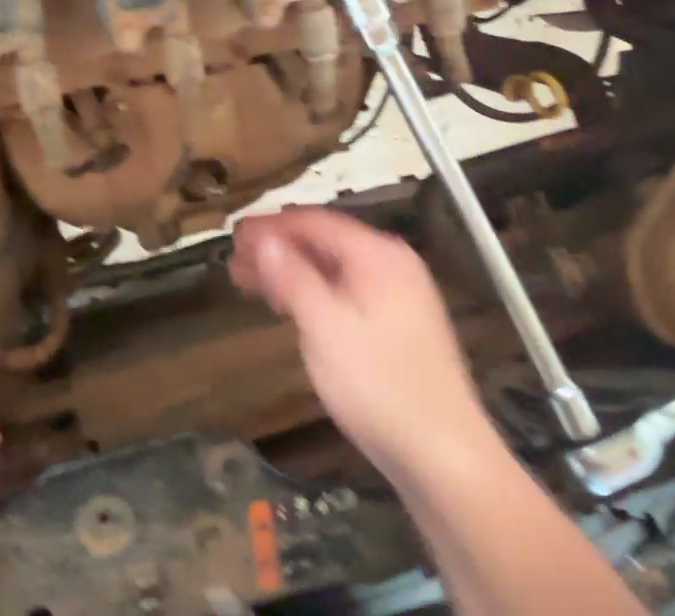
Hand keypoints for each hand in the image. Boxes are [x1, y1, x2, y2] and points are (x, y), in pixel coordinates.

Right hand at [231, 209, 489, 477]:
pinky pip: (345, 292)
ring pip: (333, 269)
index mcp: (378, 256)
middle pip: (325, 242)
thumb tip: (263, 238)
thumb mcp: (324, 327)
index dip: (270, 225)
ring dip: (290, 270)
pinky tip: (288, 306)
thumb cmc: (378, 385)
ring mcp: (398, 296)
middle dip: (277, 247)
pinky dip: (312, 292)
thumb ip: (292, 277)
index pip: (314, 222)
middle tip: (234, 260)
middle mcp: (392, 266)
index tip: (232, 233)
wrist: (441, 453)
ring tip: (248, 281)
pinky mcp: (396, 325)